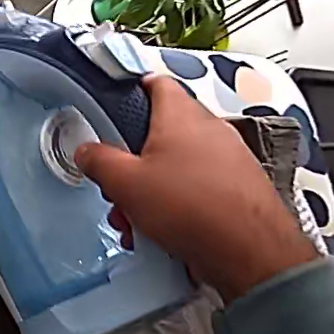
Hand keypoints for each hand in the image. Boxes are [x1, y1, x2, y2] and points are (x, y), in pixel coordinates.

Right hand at [75, 72, 317, 299]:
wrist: (246, 249)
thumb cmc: (193, 208)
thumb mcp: (125, 183)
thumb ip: (100, 161)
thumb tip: (87, 151)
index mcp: (181, 117)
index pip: (158, 84)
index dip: (135, 88)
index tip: (120, 99)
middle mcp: (209, 131)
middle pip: (160, 134)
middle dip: (133, 162)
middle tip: (118, 183)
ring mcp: (227, 159)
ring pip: (175, 166)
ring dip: (149, 189)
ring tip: (136, 219)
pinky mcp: (235, 188)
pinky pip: (194, 188)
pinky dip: (173, 205)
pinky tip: (160, 231)